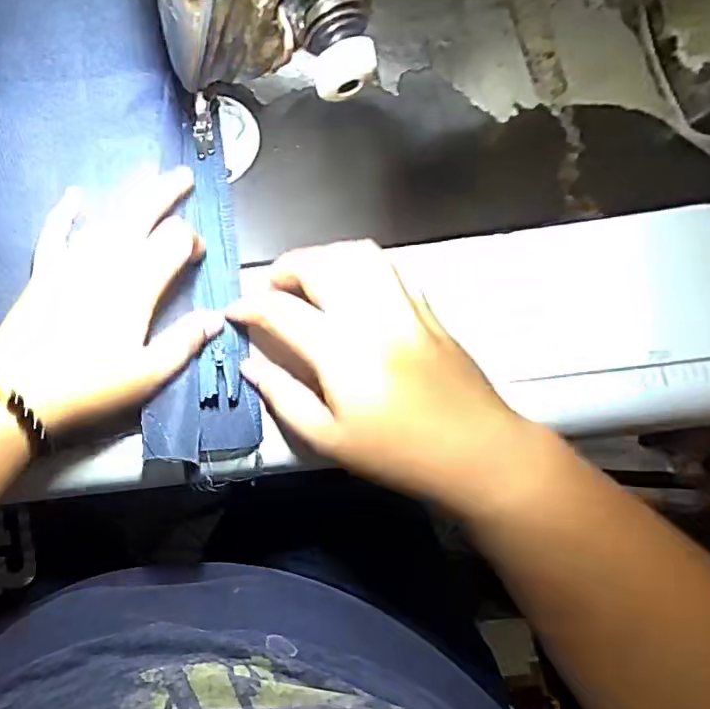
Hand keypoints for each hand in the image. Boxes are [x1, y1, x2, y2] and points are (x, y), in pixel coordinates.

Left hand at [0, 167, 224, 435]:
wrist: (19, 390)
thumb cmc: (89, 386)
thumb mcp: (146, 375)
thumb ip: (183, 343)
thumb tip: (216, 319)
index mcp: (138, 284)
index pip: (174, 241)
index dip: (191, 240)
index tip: (198, 254)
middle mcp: (107, 260)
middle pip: (141, 213)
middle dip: (165, 192)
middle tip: (183, 176)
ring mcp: (72, 261)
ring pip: (105, 216)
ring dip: (128, 192)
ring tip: (146, 172)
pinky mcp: (44, 269)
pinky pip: (56, 231)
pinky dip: (66, 212)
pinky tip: (75, 196)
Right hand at [226, 239, 555, 513]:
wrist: (476, 452)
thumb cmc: (396, 454)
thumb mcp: (327, 438)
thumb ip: (283, 397)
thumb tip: (251, 366)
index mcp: (342, 353)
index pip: (282, 311)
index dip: (249, 306)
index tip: (233, 312)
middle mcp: (372, 317)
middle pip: (321, 265)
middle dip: (284, 269)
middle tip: (269, 291)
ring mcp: (404, 307)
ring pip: (358, 254)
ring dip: (322, 257)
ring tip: (306, 280)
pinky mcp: (427, 309)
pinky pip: (388, 268)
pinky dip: (357, 266)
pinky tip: (348, 288)